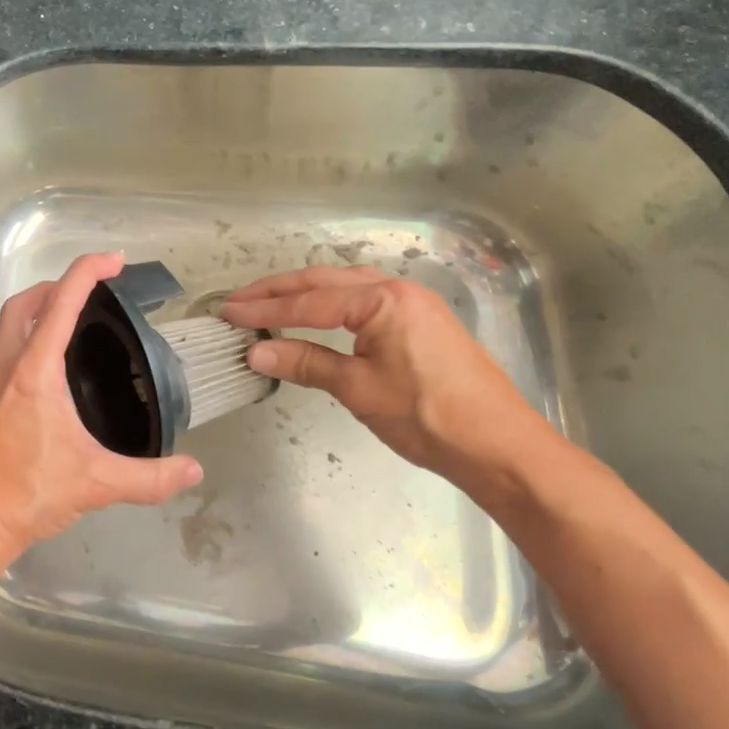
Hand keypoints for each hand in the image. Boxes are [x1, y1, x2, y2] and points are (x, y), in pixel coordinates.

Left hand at [0, 253, 204, 558]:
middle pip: (24, 303)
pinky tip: (52, 369)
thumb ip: (149, 477)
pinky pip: (6, 352)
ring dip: (39, 310)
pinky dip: (29, 340)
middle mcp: (8, 367)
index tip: (115, 260)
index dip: (88, 271)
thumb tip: (193, 470)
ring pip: (9, 326)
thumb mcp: (96, 483)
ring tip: (76, 320)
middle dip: (57, 284)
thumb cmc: (26, 492)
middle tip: (93, 289)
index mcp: (35, 371)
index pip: (61, 303)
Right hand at [220, 265, 544, 473]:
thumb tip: (256, 352)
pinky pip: (364, 298)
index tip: (228, 314)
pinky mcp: (422, 322)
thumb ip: (305, 363)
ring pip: (345, 285)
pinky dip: (330, 301)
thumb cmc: (426, 417)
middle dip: (278, 291)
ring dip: (304, 292)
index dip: (264, 310)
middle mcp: (399, 290)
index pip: (309, 302)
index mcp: (383, 300)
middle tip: (238, 301)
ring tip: (268, 303)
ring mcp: (414, 304)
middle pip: (324, 281)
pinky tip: (315, 313)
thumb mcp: (357, 389)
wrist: (501, 448)